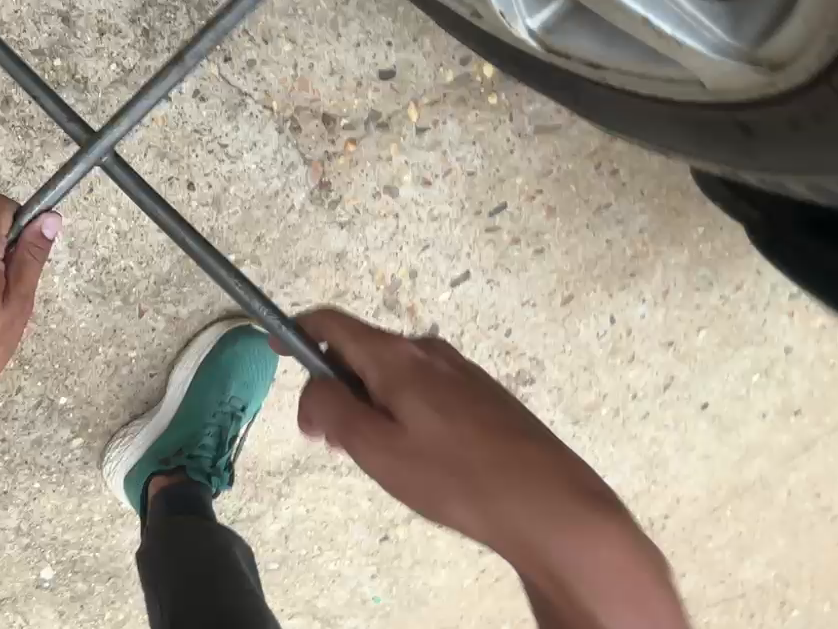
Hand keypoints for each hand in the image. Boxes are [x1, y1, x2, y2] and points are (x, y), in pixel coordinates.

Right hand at [286, 310, 684, 627]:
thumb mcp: (376, 450)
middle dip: (334, 383)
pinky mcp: (489, 396)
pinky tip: (424, 458)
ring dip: (370, 400)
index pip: (328, 321)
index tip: (273, 349)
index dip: (293, 329)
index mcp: (396, 355)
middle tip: (332, 438)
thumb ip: (330, 409)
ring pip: (394, 373)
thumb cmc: (459, 480)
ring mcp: (463, 371)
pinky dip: (403, 408)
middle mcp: (428, 350)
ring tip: (381, 456)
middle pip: (360, 350)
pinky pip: (425, 388)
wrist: (565, 516)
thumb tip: (312, 387)